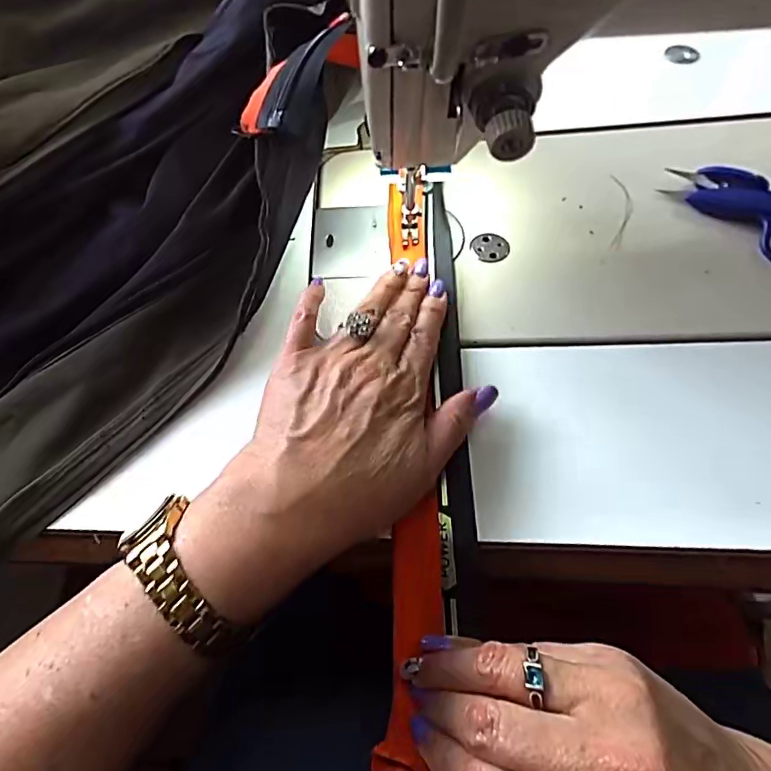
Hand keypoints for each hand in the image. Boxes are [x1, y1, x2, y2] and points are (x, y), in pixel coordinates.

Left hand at [176, 259, 495, 622]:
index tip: (439, 296)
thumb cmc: (350, 494)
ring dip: (381, 288)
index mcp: (403, 390)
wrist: (291, 500)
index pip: (424, 339)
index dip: (434, 313)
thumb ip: (454, 424)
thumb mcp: (423, 469)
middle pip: (397, 318)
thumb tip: (479, 396)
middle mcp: (369, 367)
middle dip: (412, 290)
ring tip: (393, 270)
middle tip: (420, 270)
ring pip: (364, 313)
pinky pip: (305, 321)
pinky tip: (320, 288)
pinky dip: (313, 300)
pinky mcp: (295, 365)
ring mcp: (332, 362)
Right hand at [408, 640, 770, 770]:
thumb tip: (458, 767)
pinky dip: (497, 651)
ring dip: (457, 662)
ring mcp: (617, 697)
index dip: (441, 756)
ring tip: (424, 660)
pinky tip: (472, 651)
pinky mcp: (620, 662)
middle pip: (492, 719)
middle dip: (440, 702)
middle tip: (410, 691)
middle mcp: (609, 760)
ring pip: (509, 668)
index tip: (416, 737)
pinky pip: (539, 650)